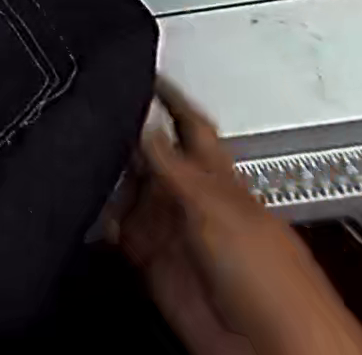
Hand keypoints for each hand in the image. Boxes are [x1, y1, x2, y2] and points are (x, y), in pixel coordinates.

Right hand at [110, 80, 361, 354]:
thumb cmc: (283, 291)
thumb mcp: (220, 209)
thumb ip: (173, 163)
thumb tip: (140, 119)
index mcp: (219, 179)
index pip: (187, 123)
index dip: (166, 96)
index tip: (140, 70)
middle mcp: (191, 199)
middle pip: (146, 150)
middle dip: (119, 130)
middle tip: (89, 110)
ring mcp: (169, 228)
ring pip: (124, 185)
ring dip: (101, 172)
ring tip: (77, 152)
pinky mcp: (149, 257)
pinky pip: (110, 226)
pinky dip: (93, 214)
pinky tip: (83, 202)